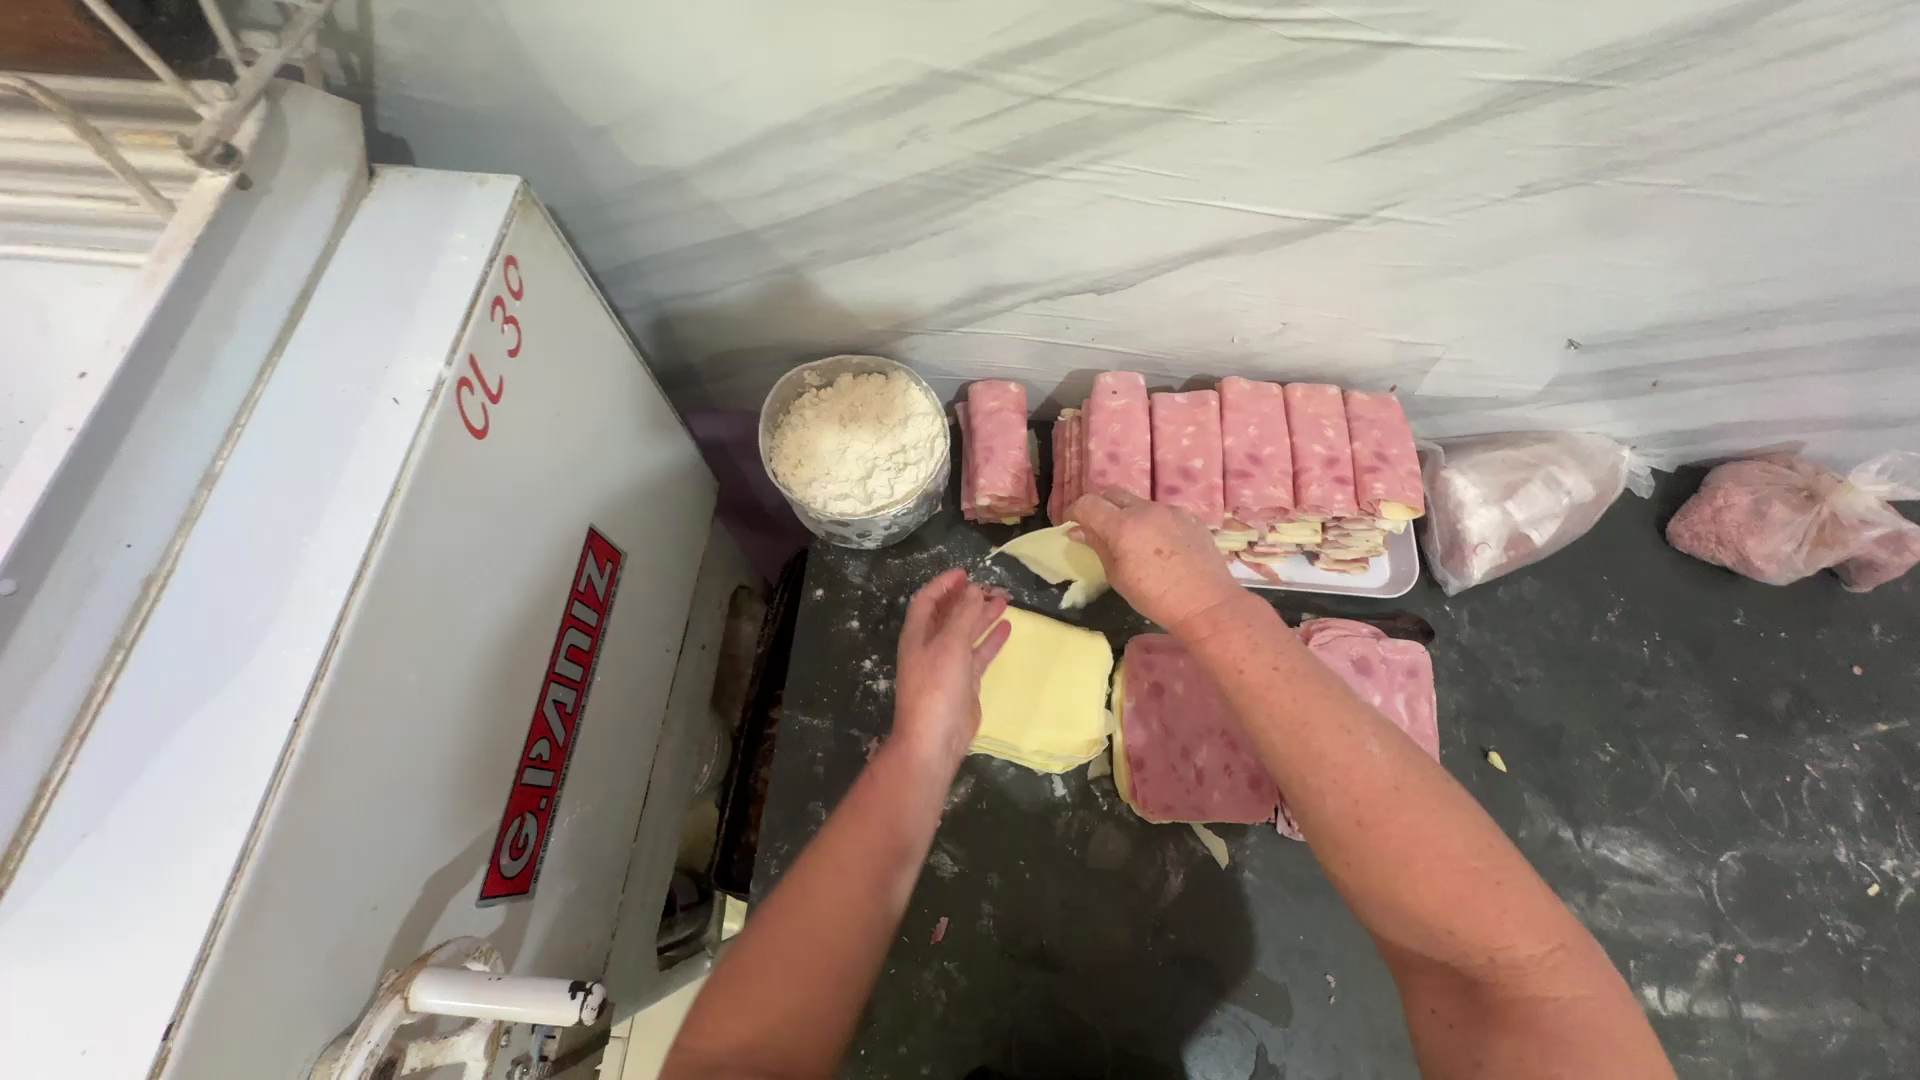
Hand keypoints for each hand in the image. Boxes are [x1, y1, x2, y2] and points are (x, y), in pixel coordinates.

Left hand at [891, 568, 1011, 770]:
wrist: (934, 739)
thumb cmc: (936, 687)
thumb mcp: (950, 645)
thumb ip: (963, 616)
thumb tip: (974, 590)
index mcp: (918, 634)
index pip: (928, 599)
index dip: (944, 584)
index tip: (966, 573)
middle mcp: (931, 646)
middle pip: (949, 614)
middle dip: (969, 598)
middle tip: (994, 586)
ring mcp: (948, 665)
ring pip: (966, 632)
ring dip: (983, 615)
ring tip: (1005, 600)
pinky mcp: (964, 682)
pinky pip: (978, 653)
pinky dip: (990, 640)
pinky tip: (1006, 627)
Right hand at [1068, 489, 1245, 633]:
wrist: (1207, 603)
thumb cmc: (1155, 598)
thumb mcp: (1117, 576)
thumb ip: (1098, 547)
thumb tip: (1078, 531)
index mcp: (1123, 526)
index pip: (1088, 504)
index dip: (1074, 511)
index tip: (1070, 524)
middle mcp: (1146, 510)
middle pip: (1112, 494)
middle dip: (1099, 507)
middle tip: (1097, 529)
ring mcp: (1171, 511)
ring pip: (1139, 503)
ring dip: (1127, 515)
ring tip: (1132, 542)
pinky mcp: (1190, 517)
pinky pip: (1162, 513)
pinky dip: (1152, 523)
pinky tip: (1159, 547)